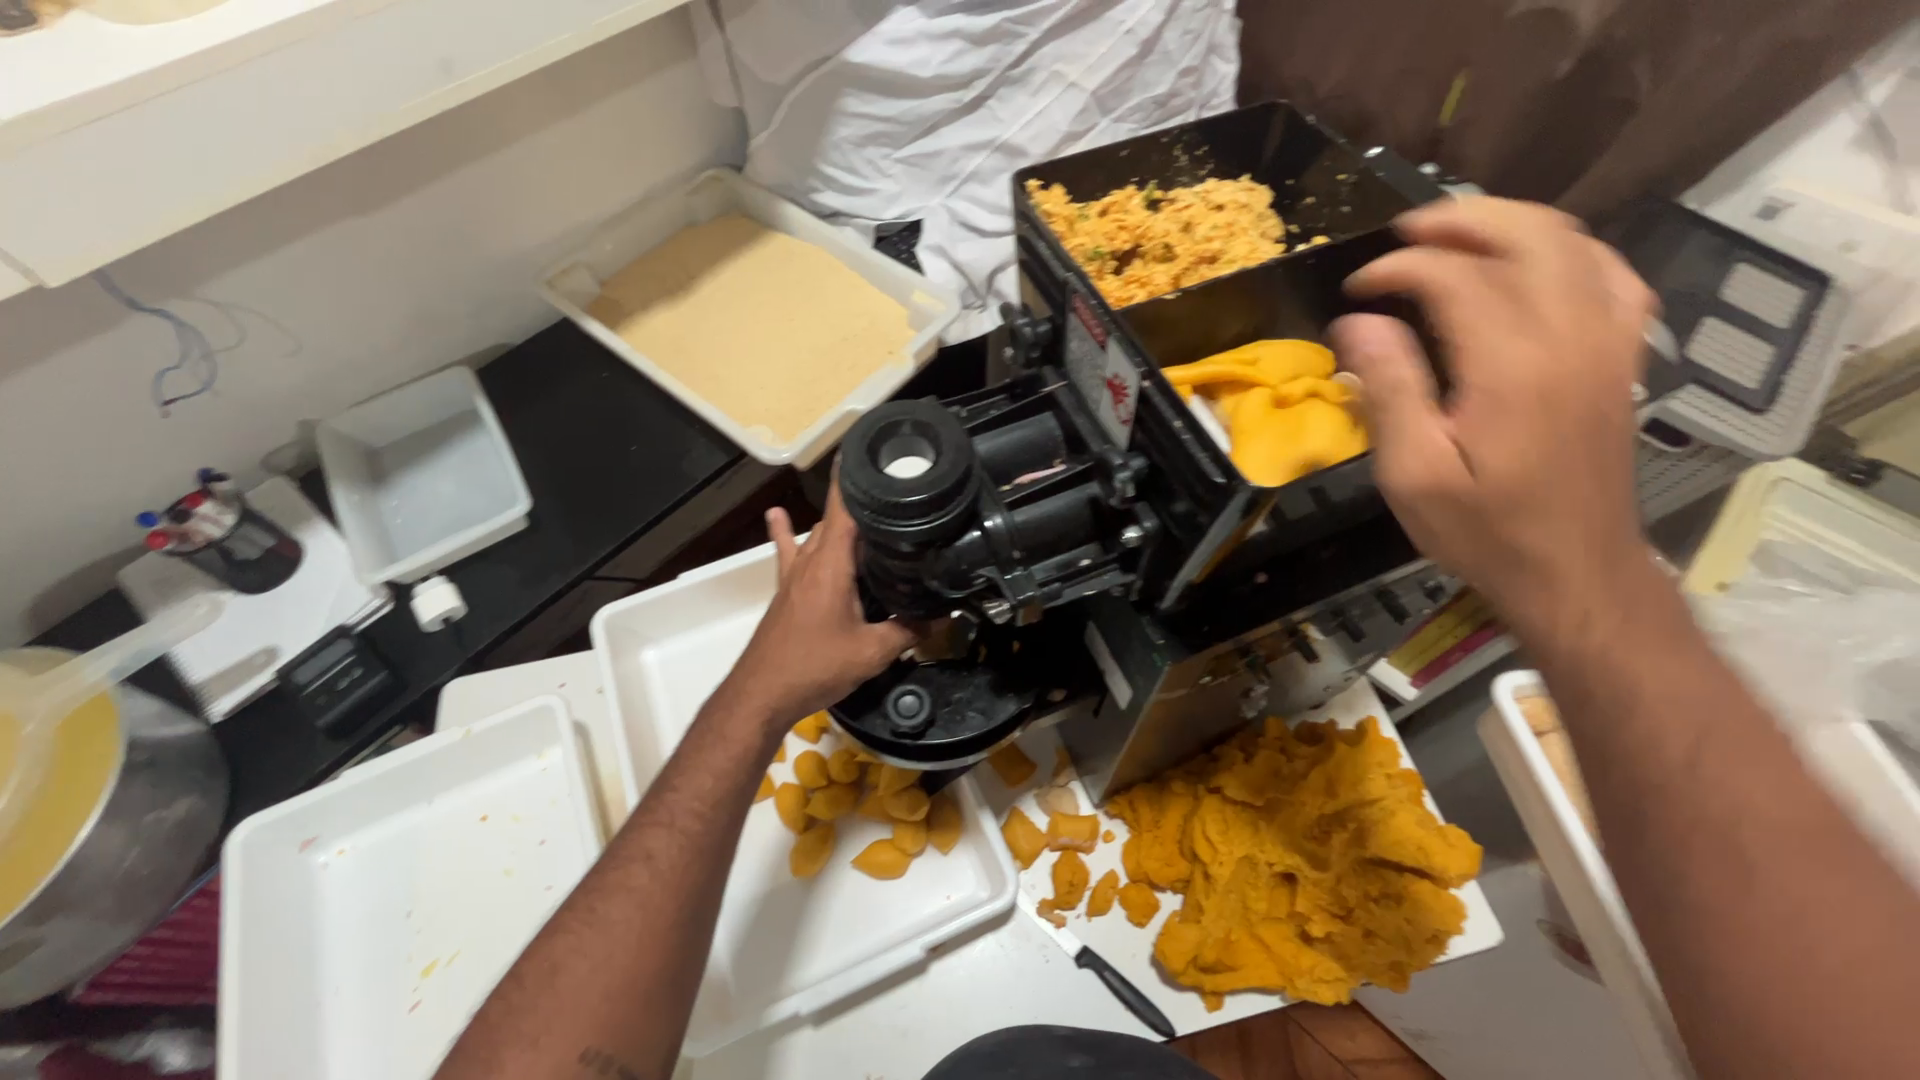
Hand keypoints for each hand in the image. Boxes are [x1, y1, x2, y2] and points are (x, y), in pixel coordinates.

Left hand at [715, 476, 919, 729]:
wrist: (762, 693)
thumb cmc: (815, 667)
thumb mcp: (873, 652)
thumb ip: (909, 631)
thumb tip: (943, 617)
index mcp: (832, 564)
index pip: (845, 508)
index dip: (858, 477)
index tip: (873, 450)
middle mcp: (811, 560)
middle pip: (837, 518)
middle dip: (863, 501)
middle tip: (896, 492)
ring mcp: (795, 575)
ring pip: (818, 534)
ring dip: (839, 522)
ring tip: (868, 511)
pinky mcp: (787, 591)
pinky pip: (792, 552)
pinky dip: (789, 533)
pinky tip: (778, 515)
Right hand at [1333, 196, 1659, 640]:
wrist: (1573, 570)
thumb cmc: (1483, 530)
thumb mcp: (1413, 473)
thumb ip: (1389, 389)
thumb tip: (1356, 323)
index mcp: (1512, 366)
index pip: (1456, 277)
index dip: (1397, 270)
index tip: (1355, 290)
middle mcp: (1571, 336)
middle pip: (1527, 234)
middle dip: (1457, 222)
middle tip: (1401, 235)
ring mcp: (1608, 341)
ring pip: (1573, 241)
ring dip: (1510, 224)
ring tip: (1454, 235)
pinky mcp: (1621, 356)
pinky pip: (1611, 273)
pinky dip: (1567, 250)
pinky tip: (1532, 263)